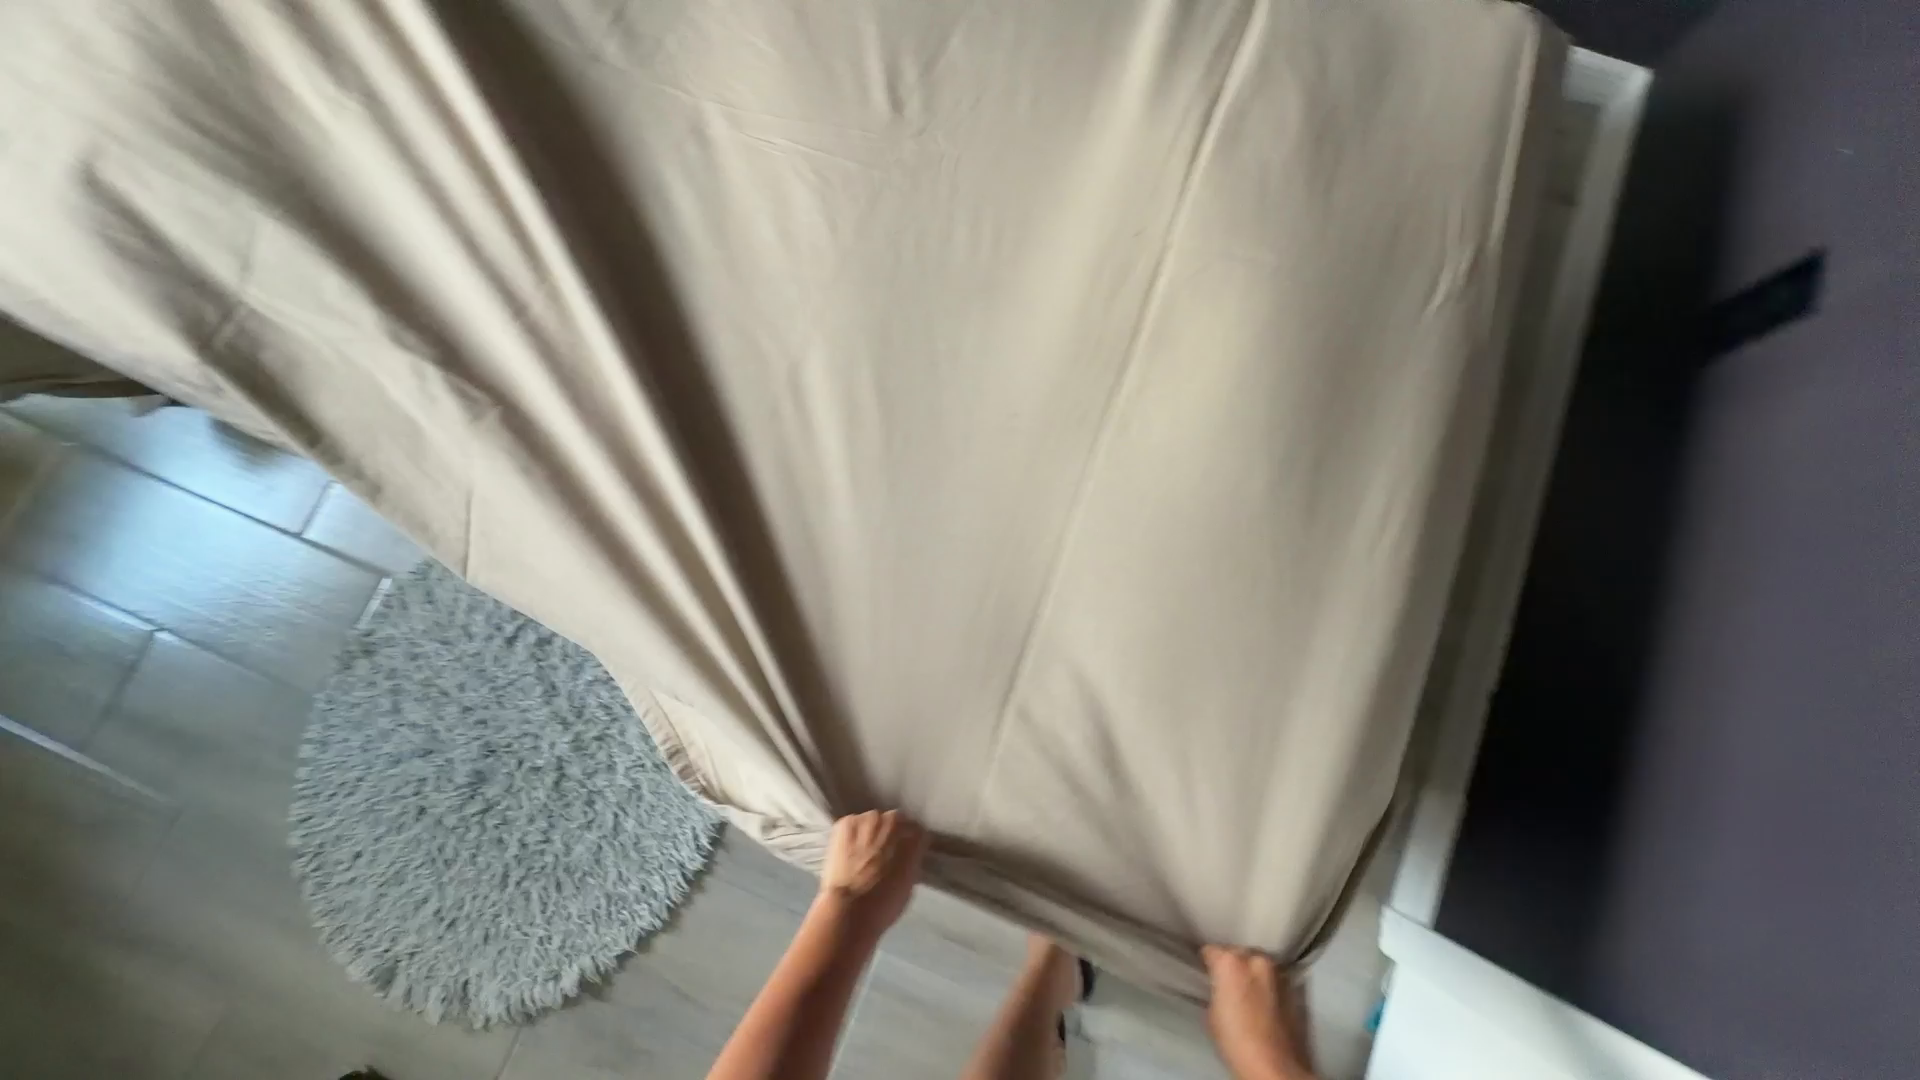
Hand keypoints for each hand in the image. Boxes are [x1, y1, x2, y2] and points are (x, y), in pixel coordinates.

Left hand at [816, 810, 929, 938]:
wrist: (849, 909)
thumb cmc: (885, 902)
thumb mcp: (909, 881)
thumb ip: (912, 857)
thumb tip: (909, 850)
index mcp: (915, 834)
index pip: (917, 831)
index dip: (911, 843)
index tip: (905, 853)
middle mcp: (893, 819)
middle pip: (895, 822)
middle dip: (891, 835)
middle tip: (885, 854)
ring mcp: (868, 818)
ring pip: (873, 822)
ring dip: (871, 833)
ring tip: (864, 852)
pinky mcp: (845, 823)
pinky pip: (853, 825)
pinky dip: (853, 835)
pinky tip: (850, 851)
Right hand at [1202, 945, 1315, 1079]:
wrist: (1277, 1068)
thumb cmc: (1236, 1041)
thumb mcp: (1212, 1014)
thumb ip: (1216, 991)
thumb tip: (1221, 988)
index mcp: (1229, 962)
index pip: (1211, 950)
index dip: (1208, 964)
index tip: (1208, 974)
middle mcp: (1255, 959)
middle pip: (1238, 953)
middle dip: (1233, 965)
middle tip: (1229, 985)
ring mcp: (1277, 972)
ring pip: (1258, 963)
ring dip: (1252, 972)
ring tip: (1249, 992)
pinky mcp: (1294, 988)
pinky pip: (1274, 978)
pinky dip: (1268, 984)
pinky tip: (1265, 1001)